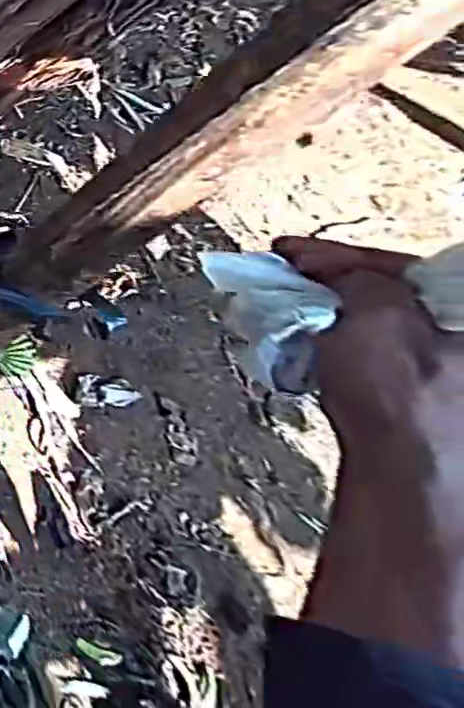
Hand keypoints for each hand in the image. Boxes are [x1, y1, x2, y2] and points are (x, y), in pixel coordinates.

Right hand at [272, 236, 463, 662]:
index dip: (340, 254)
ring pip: (400, 322)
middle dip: (340, 284)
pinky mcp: (448, 398)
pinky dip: (355, 342)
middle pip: (406, 292)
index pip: (407, 263)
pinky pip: (400, 351)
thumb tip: (330, 267)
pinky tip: (326, 349)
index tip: (289, 250)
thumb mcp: (373, 321)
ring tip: (299, 316)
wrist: (426, 485)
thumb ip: (357, 280)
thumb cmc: (409, 409)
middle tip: (288, 280)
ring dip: (343, 313)